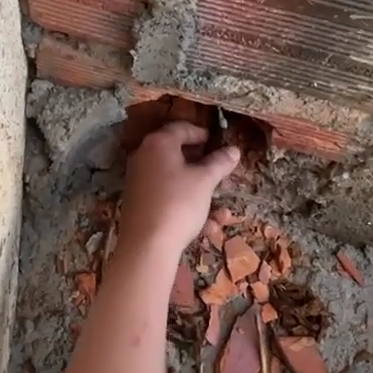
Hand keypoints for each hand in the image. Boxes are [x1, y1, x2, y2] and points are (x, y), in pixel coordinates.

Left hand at [118, 121, 240, 259]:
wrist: (147, 244)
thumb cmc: (178, 203)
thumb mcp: (205, 181)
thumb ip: (219, 163)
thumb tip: (233, 149)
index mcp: (158, 143)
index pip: (180, 128)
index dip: (200, 133)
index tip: (214, 140)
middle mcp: (144, 157)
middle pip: (177, 155)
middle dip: (203, 167)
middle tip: (220, 173)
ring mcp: (139, 181)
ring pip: (176, 182)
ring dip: (201, 194)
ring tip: (222, 212)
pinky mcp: (139, 204)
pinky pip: (168, 198)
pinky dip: (187, 207)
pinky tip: (208, 227)